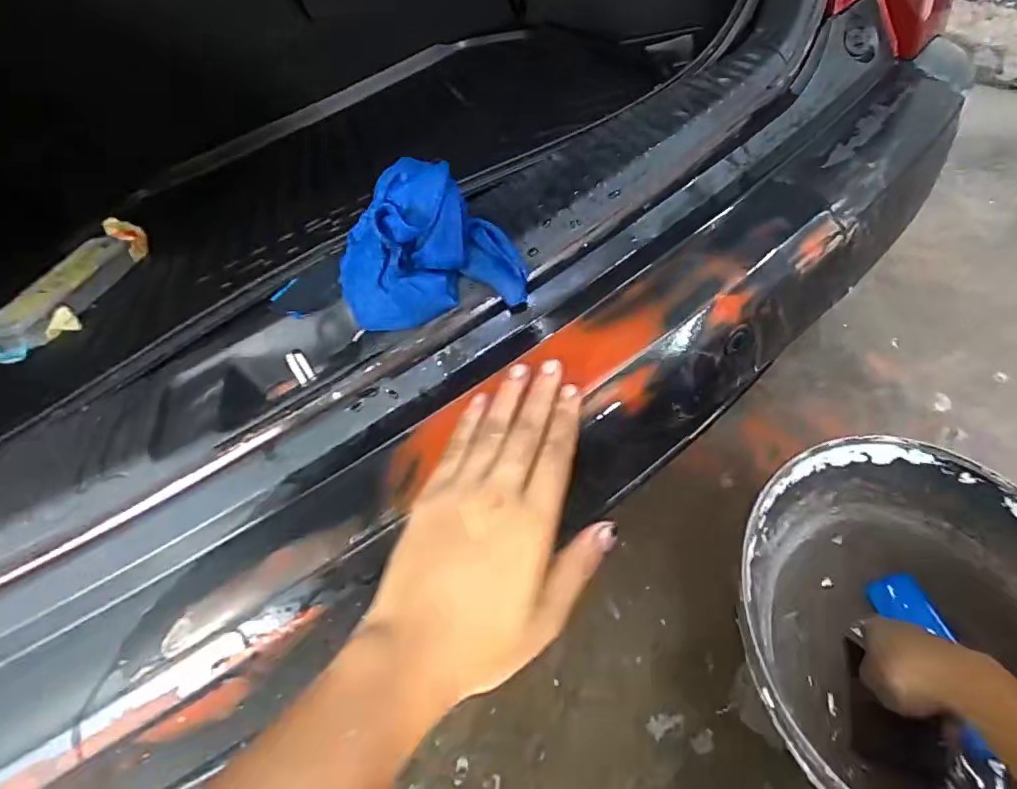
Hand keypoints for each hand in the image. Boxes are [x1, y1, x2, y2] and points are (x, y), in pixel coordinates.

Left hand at [356, 360, 615, 712]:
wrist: (409, 653)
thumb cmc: (484, 641)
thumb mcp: (545, 618)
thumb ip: (577, 568)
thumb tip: (608, 527)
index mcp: (533, 522)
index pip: (554, 457)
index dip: (564, 420)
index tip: (571, 391)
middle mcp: (499, 495)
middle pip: (524, 435)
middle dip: (539, 397)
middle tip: (551, 364)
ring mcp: (461, 492)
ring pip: (490, 433)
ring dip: (506, 399)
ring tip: (520, 370)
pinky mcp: (430, 497)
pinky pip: (454, 449)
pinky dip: (468, 422)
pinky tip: (478, 402)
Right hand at [859, 617, 1004, 719]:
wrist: (958, 681)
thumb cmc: (904, 677)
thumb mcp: (873, 683)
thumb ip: (867, 675)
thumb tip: (870, 673)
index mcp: (874, 624)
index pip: (860, 635)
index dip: (861, 654)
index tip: (863, 675)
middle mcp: (898, 624)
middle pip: (889, 646)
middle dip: (890, 666)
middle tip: (886, 691)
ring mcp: (927, 638)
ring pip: (913, 659)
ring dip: (914, 678)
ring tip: (913, 704)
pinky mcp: (951, 657)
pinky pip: (934, 674)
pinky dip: (933, 688)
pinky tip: (934, 707)